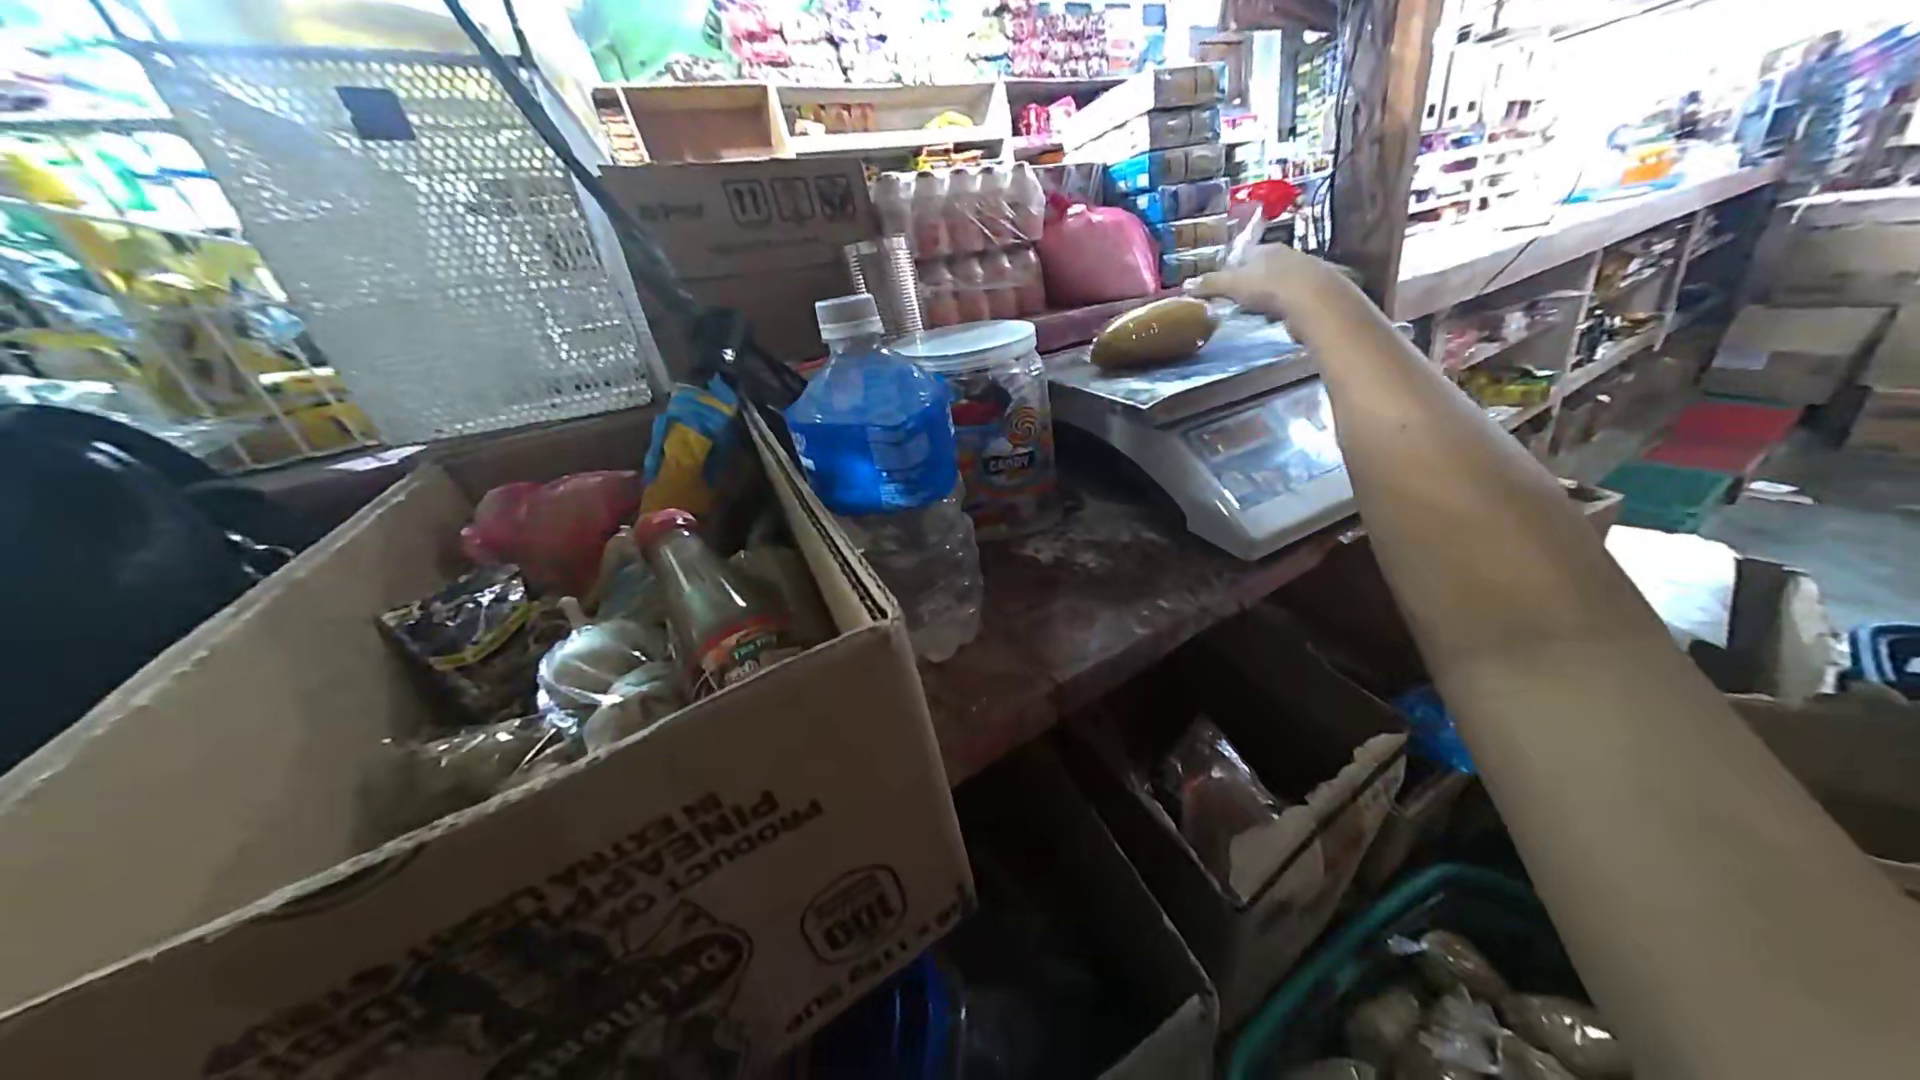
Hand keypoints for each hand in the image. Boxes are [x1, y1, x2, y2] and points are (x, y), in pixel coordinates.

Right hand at [1185, 243, 1358, 321]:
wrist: (1314, 300)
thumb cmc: (1269, 288)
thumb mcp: (1232, 285)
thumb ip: (1210, 284)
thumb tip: (1185, 284)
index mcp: (1266, 249)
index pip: (1244, 255)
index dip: (1232, 270)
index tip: (1223, 287)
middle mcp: (1288, 254)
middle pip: (1263, 267)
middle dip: (1251, 282)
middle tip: (1238, 301)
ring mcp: (1305, 271)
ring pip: (1280, 281)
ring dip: (1269, 295)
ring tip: (1257, 312)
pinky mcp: (1318, 291)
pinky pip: (1293, 297)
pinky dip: (1284, 305)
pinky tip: (1279, 316)